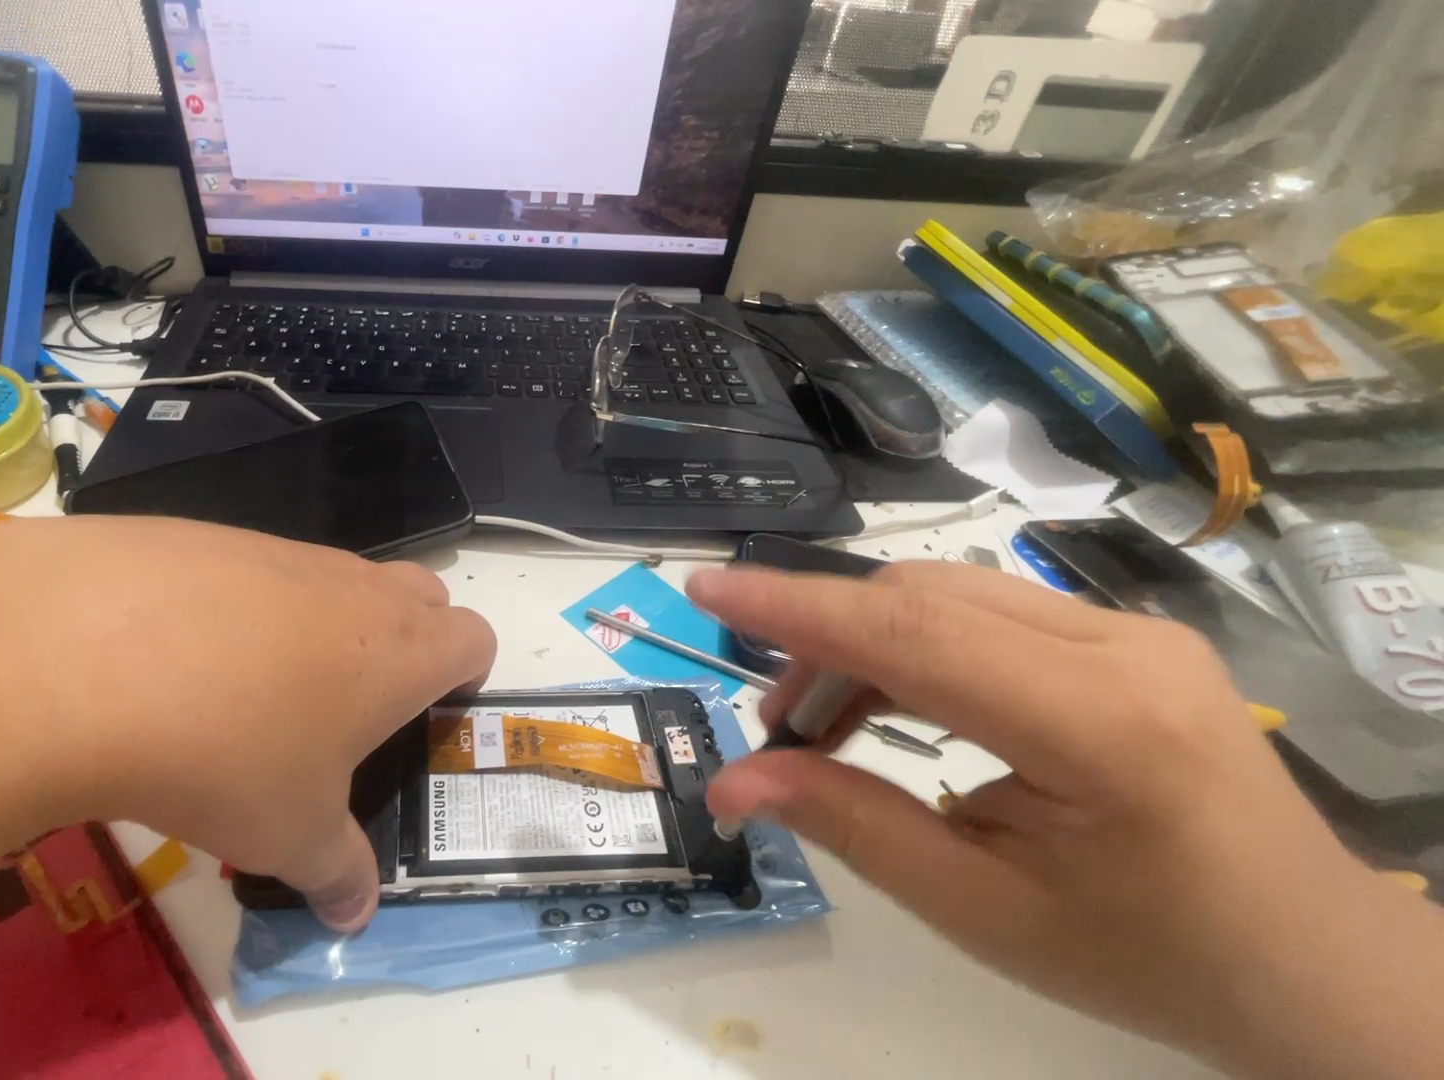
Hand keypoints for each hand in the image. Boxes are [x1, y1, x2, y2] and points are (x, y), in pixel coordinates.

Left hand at [0, 518, 495, 931]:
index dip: (467, 672)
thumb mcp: (288, 834)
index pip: (475, 637)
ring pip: (335, 579)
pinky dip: (244, 604)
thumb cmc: (227, 753)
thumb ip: (337, 874)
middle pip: (421, 594)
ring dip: (324, 623)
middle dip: (410, 637)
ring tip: (258, 684)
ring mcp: (282, 552)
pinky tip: (181, 652)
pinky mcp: (211, 535)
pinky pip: (255, 568)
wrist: (86, 655)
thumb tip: (354, 915)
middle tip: (355, 699)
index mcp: (399, 651)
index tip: (431, 709)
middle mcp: (354, 589)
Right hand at [686, 562, 1443, 1077]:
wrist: (1316, 963)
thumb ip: (850, 825)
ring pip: (942, 595)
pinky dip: (907, 645)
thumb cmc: (1150, 958)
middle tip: (775, 725)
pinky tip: (888, 702)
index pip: (911, 633)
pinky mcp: (1120, 634)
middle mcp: (1120, 647)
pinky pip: (978, 611)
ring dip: (859, 642)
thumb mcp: (982, 910)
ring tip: (822, 722)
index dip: (796, 606)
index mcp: (1099, 726)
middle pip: (918, 600)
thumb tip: (732, 784)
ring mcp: (1128, 630)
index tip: (706, 587)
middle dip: (819, 642)